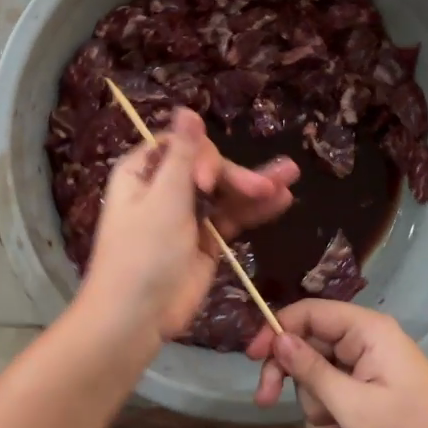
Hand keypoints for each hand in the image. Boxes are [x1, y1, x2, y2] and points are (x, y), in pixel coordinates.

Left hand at [79, 109, 295, 341]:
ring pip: (224, 192)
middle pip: (208, 167)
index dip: (202, 155)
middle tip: (264, 187)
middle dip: (236, 175)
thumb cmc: (141, 254)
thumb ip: (182, 155)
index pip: (179, 144)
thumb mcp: (163, 200)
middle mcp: (164, 189)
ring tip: (291, 175)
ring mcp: (186, 216)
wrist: (135, 318)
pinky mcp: (205, 242)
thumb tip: (186, 109)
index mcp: (142, 173)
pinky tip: (283, 199)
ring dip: (255, 185)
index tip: (207, 180)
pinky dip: (255, 210)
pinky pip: (232, 218)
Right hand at [246, 299, 427, 427]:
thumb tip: (277, 337)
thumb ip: (312, 369)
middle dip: (291, 377)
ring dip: (314, 407)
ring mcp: (364, 374)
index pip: (311, 312)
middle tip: (265, 401)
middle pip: (307, 345)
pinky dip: (326, 422)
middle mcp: (364, 345)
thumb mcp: (353, 404)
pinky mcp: (363, 401)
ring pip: (313, 378)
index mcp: (368, 331)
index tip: (252, 356)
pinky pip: (327, 401)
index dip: (278, 328)